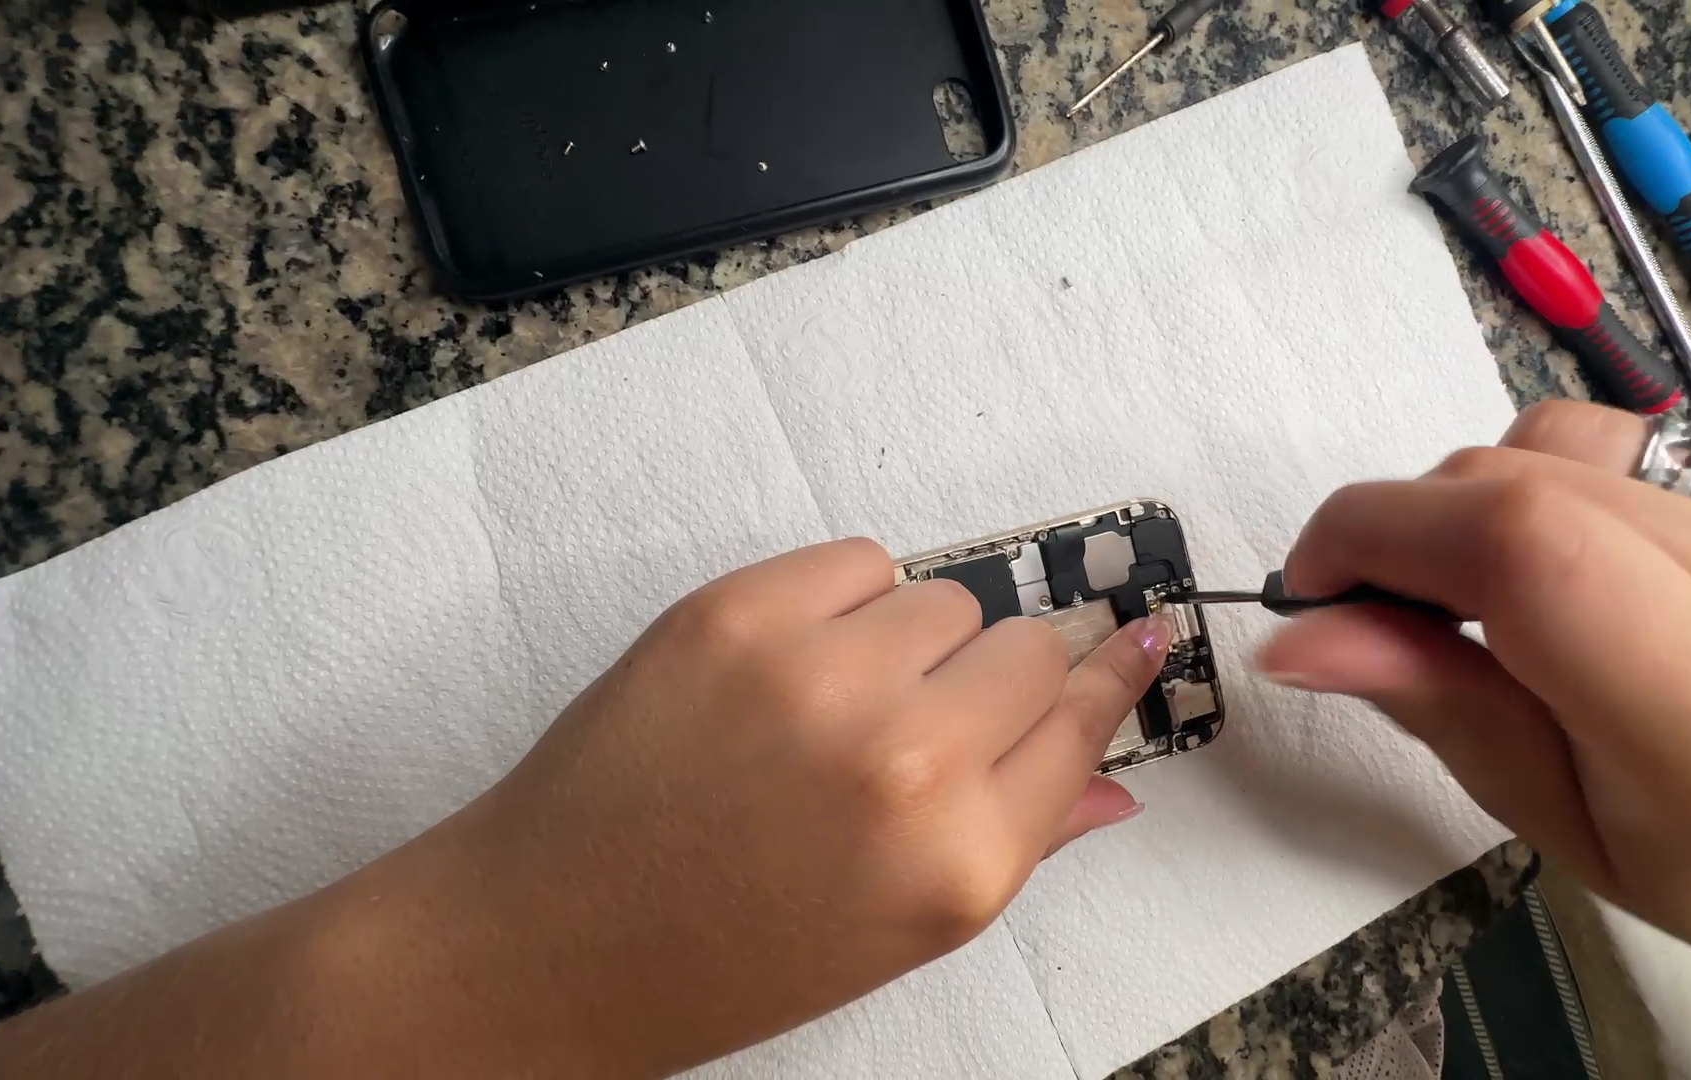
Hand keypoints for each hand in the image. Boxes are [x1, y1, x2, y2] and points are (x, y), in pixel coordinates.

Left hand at [0, 538, 1168, 1077]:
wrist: (549, 940)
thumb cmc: (744, 949)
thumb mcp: (908, 927)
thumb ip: (1027, 837)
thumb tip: (1120, 776)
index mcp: (960, 858)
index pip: (1080, 722)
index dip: (1110, 675)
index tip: (1141, 632)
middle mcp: (905, 758)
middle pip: (1025, 643)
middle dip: (995, 673)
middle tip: (928, 709)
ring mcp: (815, 672)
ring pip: (942, 596)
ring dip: (914, 640)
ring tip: (842, 695)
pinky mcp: (735, 611)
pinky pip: (858, 559)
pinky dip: (845, 599)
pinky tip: (795, 660)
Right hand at [1257, 402, 1690, 1036]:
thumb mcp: (1564, 818)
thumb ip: (1435, 707)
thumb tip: (1292, 639)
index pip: (1522, 551)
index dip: (1376, 533)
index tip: (1313, 583)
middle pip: (1521, 480)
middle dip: (1401, 526)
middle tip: (1389, 602)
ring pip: (1563, 438)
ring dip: (1475, 500)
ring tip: (1501, 581)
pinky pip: (1634, 431)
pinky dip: (1558, 483)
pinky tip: (1592, 554)